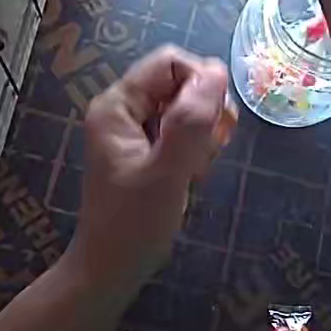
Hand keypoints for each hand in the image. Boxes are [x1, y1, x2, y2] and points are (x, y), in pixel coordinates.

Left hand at [69, 47, 234, 286]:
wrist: (111, 268)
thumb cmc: (133, 224)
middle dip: (204, 112)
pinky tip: (191, 174)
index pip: (170, 62)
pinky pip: (179, 132)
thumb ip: (190, 122)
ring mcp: (132, 131)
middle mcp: (122, 110)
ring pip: (183, 108)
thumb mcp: (167, 172)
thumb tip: (217, 71)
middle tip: (208, 151)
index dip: (202, 83)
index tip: (219, 123)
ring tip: (196, 168)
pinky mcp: (143, 151)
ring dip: (202, 133)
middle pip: (178, 83)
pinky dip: (193, 149)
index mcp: (117, 105)